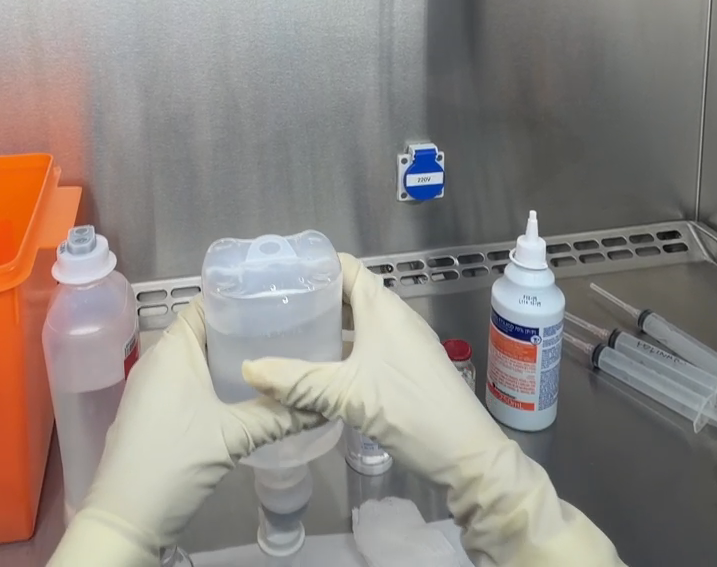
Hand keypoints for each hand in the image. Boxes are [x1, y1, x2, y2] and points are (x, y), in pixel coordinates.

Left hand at [48, 303, 321, 566]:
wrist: (125, 516)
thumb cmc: (176, 460)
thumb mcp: (234, 437)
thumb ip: (280, 416)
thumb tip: (322, 404)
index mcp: (174, 347)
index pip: (206, 303)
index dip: (236, 296)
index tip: (271, 296)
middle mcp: (158, 356)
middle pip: (202, 328)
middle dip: (237, 327)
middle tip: (280, 327)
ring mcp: (150, 382)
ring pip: (192, 354)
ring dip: (223, 354)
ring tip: (266, 354)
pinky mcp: (149, 407)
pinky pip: (183, 376)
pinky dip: (208, 375)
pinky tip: (236, 391)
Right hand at [243, 254, 624, 566]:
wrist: (467, 453)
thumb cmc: (407, 408)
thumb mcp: (346, 395)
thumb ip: (296, 381)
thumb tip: (248, 369)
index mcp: (381, 306)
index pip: (345, 266)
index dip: (315, 264)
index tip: (282, 272)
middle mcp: (394, 314)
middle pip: (351, 290)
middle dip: (317, 295)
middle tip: (278, 305)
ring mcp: (405, 338)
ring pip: (361, 318)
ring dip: (332, 322)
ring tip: (295, 332)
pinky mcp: (410, 362)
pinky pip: (371, 339)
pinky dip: (347, 343)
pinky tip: (325, 365)